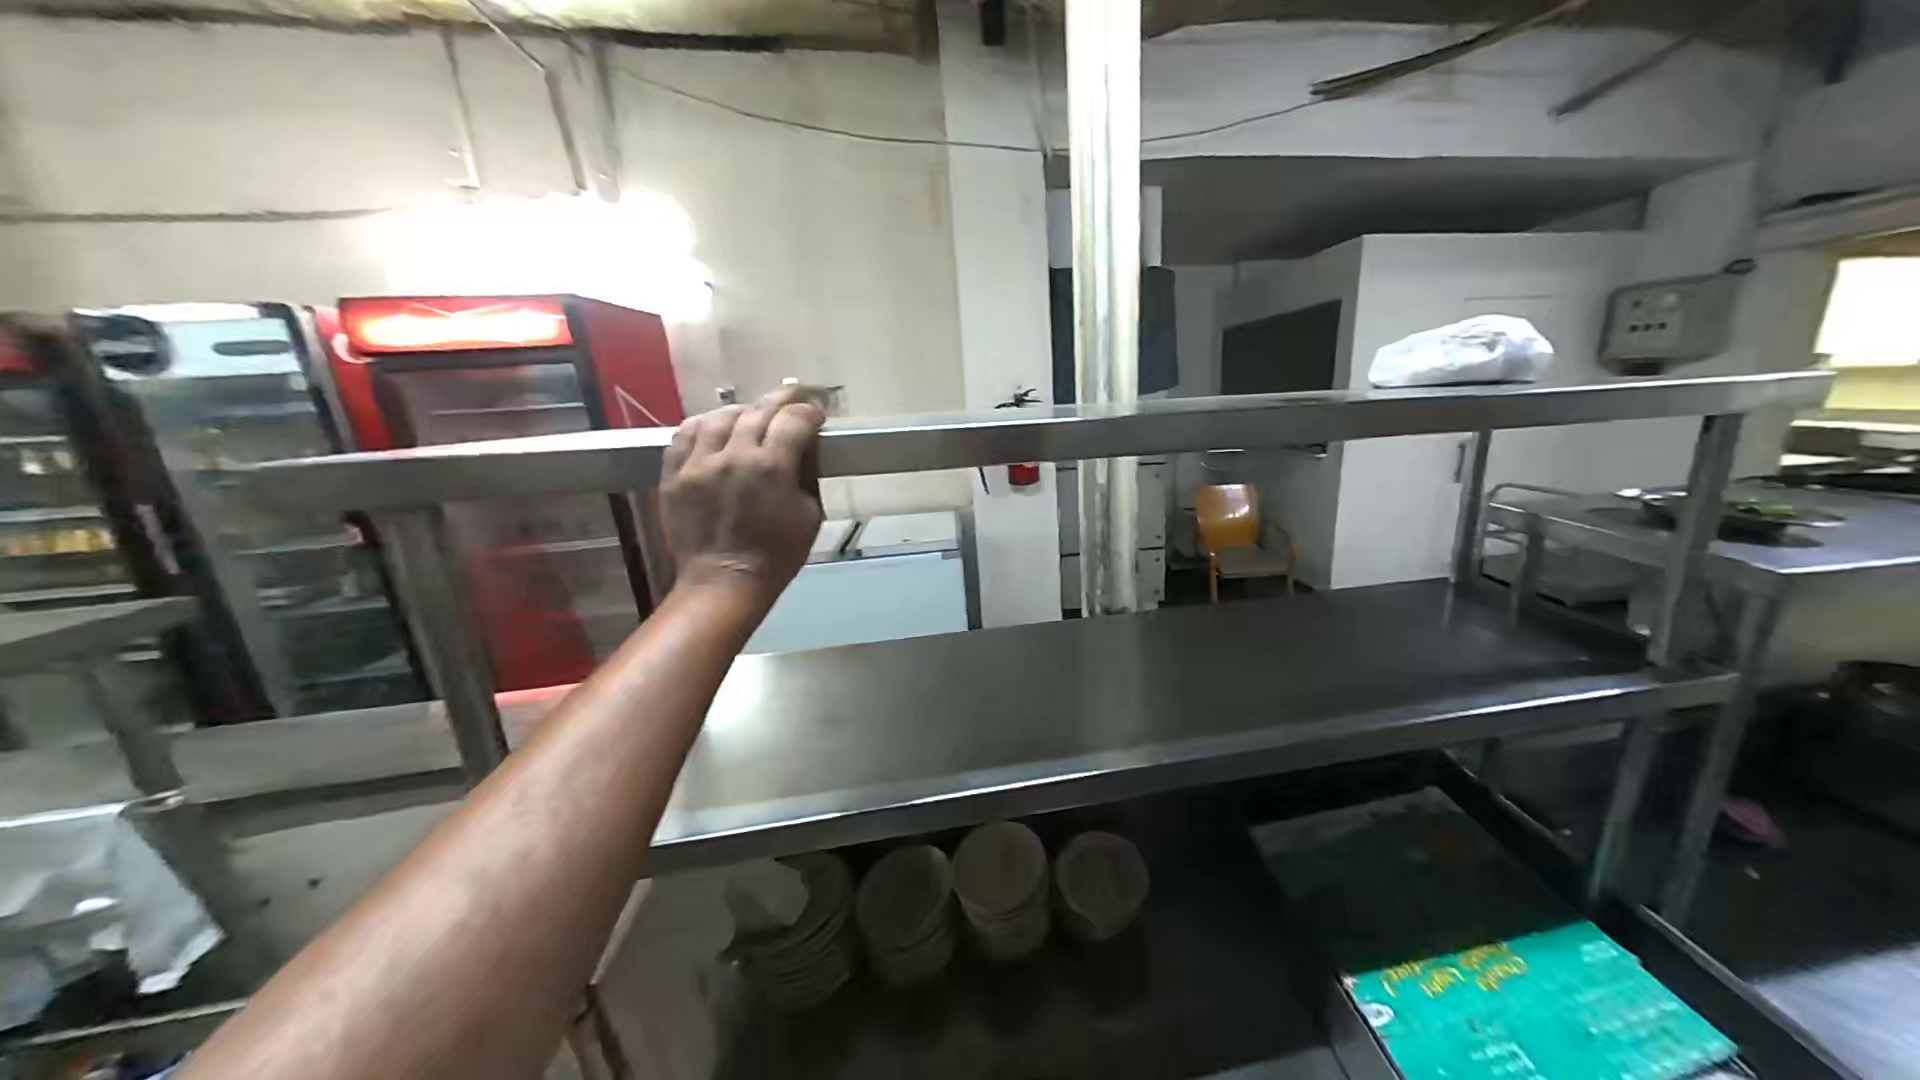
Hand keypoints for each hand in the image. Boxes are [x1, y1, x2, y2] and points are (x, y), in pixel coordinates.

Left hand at [660, 387, 824, 607]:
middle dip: (782, 401)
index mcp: (772, 468)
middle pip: (759, 410)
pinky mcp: (673, 474)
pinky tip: (716, 428)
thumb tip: (804, 448)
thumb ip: (807, 476)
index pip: (794, 420)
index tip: (816, 416)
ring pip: (720, 416)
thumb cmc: (776, 555)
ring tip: (753, 415)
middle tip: (794, 400)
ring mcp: (698, 463)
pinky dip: (705, 425)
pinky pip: (686, 434)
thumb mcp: (810, 516)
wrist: (724, 582)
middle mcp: (733, 456)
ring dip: (743, 411)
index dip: (810, 412)